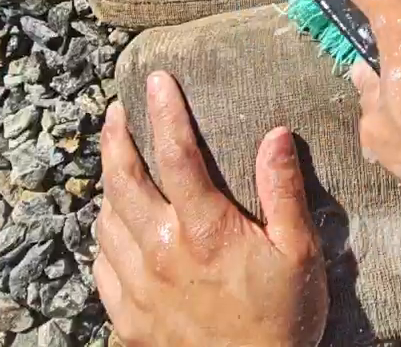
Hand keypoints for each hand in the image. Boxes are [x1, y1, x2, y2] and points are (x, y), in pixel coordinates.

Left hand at [95, 71, 327, 346]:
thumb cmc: (282, 320)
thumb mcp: (299, 252)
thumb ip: (283, 191)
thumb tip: (275, 134)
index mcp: (205, 230)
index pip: (177, 155)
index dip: (165, 112)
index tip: (157, 80)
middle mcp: (162, 252)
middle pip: (124, 183)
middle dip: (115, 140)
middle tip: (114, 112)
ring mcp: (139, 289)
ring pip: (106, 222)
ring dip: (106, 184)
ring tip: (113, 160)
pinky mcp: (128, 321)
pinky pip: (101, 266)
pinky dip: (101, 235)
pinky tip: (110, 225)